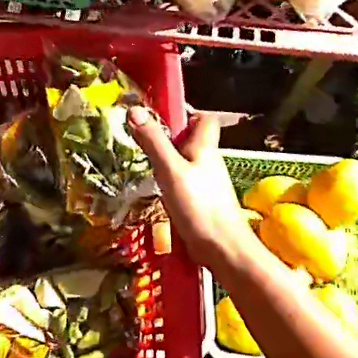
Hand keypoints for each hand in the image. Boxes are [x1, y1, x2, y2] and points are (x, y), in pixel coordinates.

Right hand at [128, 106, 261, 272]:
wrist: (222, 247)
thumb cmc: (198, 205)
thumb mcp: (170, 169)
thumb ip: (153, 141)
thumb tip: (134, 110)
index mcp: (205, 147)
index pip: (203, 118)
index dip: (185, 113)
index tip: (160, 116)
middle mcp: (208, 161)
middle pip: (191, 141)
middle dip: (169, 140)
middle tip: (145, 143)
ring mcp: (207, 183)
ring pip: (186, 163)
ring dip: (168, 163)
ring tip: (145, 166)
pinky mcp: (202, 202)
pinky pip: (184, 184)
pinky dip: (170, 184)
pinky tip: (157, 192)